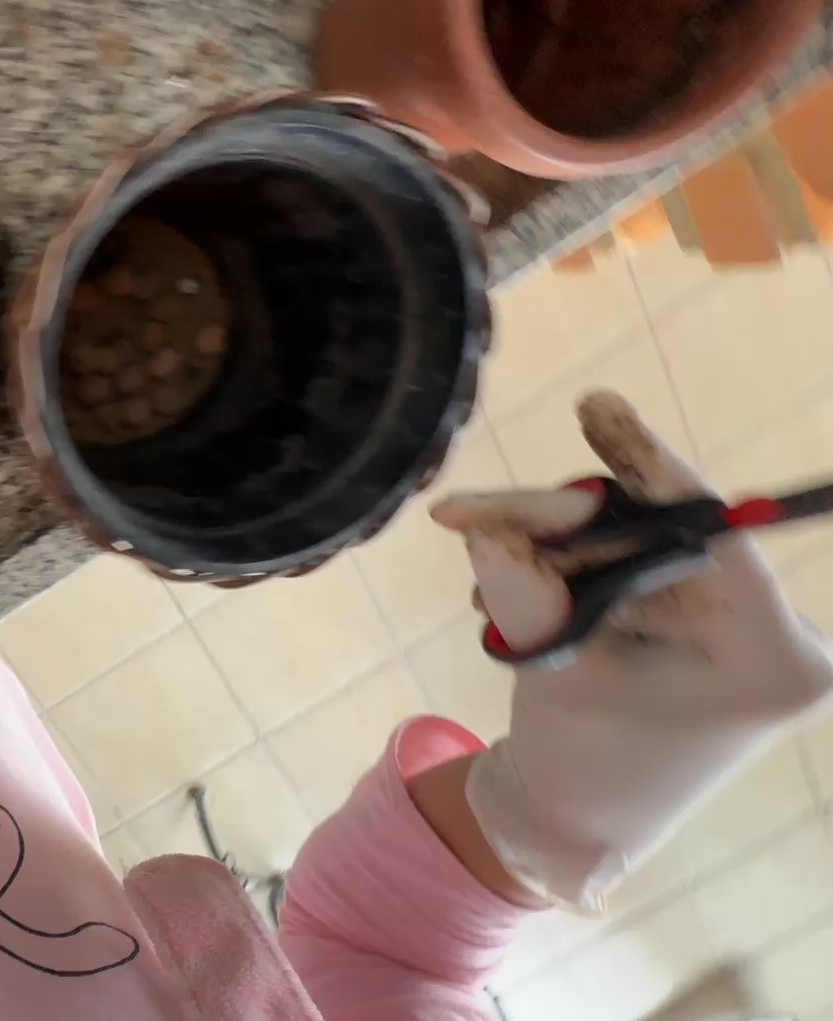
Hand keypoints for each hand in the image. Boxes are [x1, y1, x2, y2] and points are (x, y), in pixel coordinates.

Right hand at [431, 391, 832, 909]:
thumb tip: (485, 523)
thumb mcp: (546, 659)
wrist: (573, 813)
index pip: (701, 531)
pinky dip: (550, 575)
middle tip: (456, 517)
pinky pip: (613, 573)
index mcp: (764, 650)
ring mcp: (726, 629)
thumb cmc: (576, 753)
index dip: (645, 463)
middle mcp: (761, 630)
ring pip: (617, 551)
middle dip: (546, 526)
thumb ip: (520, 582)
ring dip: (538, 558)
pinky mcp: (687, 630)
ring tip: (487, 596)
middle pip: (641, 535)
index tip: (597, 405)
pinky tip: (510, 597)